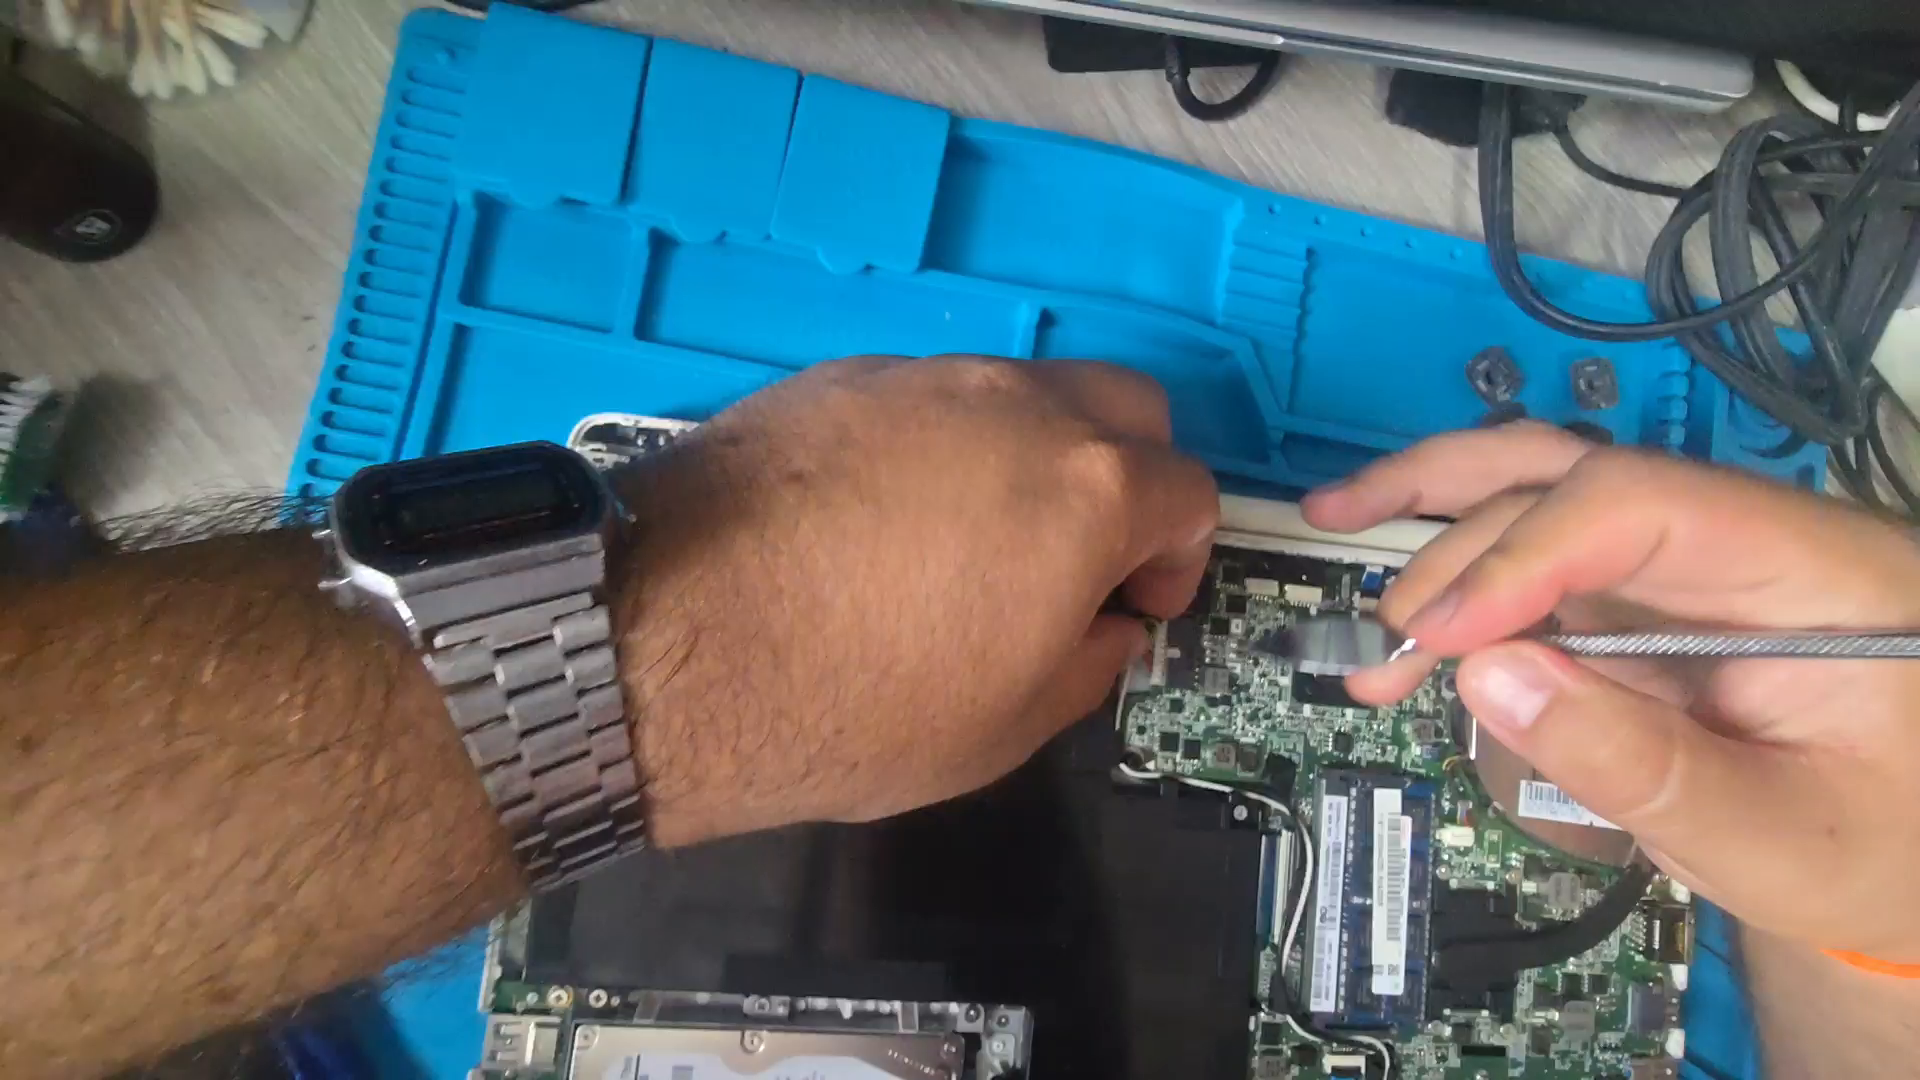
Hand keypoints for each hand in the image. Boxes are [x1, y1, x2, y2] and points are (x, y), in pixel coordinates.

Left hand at [614, 356, 1217, 846]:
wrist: (665, 644)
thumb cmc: (855, 706)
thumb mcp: (1006, 727)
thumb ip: (1089, 663)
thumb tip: (1110, 622)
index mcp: (1087, 491)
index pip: (1190, 493)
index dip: (1179, 557)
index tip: (1135, 603)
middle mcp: (1019, 406)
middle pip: (1131, 408)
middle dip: (1134, 479)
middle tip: (1082, 553)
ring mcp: (927, 377)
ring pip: (1031, 391)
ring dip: (1041, 454)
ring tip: (972, 533)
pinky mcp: (844, 374)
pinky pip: (937, 396)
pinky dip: (951, 441)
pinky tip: (885, 509)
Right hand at [1302, 422, 1919, 959]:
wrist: (1880, 853)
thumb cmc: (1870, 852)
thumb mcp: (1778, 841)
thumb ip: (1641, 764)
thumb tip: (1483, 674)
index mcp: (1812, 567)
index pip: (1634, 505)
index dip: (1517, 558)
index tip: (1441, 641)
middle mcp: (1726, 530)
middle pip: (1560, 475)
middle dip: (1453, 548)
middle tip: (1391, 635)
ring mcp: (1657, 553)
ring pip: (1520, 477)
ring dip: (1416, 499)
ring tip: (1329, 514)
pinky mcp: (1604, 584)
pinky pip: (1502, 542)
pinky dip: (1431, 549)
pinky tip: (1370, 550)